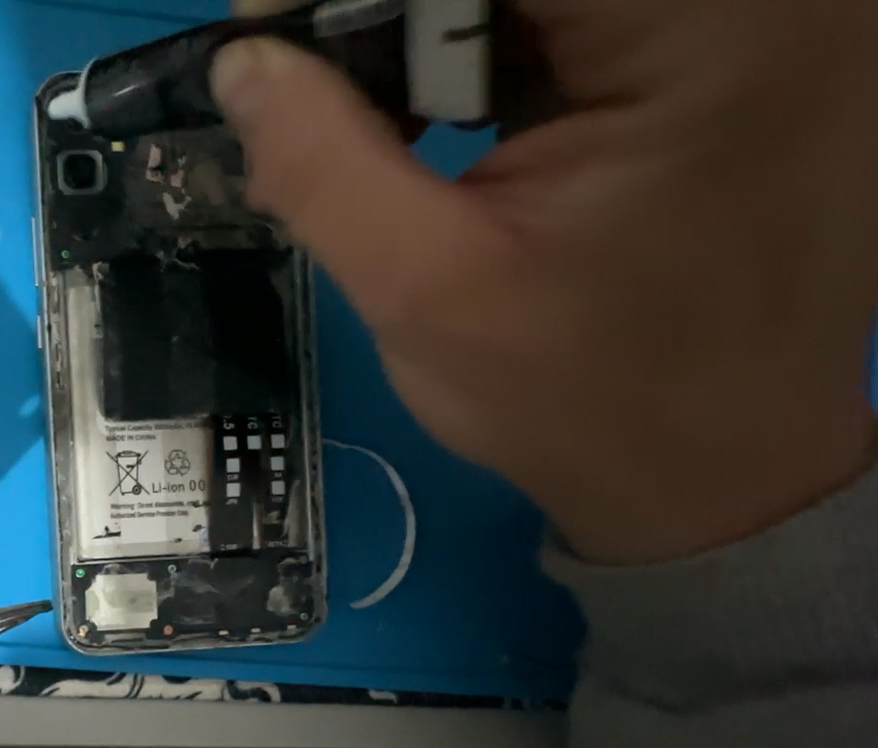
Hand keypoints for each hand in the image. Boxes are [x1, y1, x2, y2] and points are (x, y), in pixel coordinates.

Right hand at [218, 0, 877, 562]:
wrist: (704, 468)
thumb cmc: (570, 394)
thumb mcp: (419, 286)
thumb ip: (321, 165)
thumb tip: (240, 61)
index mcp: (711, 19)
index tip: (262, 40)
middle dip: (377, 26)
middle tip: (288, 102)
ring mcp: (740, 20)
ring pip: (516, 0)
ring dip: (405, 52)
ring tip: (337, 141)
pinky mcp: (706, 58)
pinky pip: (550, 32)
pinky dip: (455, 73)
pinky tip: (400, 139)